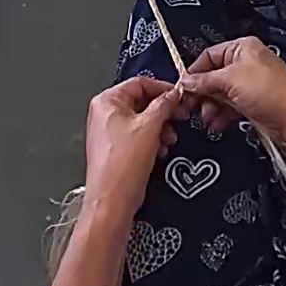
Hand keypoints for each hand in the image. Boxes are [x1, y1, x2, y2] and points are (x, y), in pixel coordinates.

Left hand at [84, 76, 180, 219]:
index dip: (163, 88)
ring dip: (161, 127)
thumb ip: (164, 104)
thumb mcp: (150, 126)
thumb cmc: (122, 164)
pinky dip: (154, 139)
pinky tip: (161, 149)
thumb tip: (174, 93)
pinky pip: (140, 135)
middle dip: (164, 111)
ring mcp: (110, 131)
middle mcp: (105, 113)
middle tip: (180, 116)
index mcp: (107, 101)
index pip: (140, 83)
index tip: (180, 96)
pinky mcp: (117, 148)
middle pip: (143, 101)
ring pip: (144, 119)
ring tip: (169, 138)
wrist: (112, 201)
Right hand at [177, 37, 285, 148]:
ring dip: (210, 106)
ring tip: (206, 120)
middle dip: (202, 93)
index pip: (209, 55)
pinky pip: (230, 105)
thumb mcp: (231, 80)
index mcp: (242, 47)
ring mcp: (250, 83)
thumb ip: (205, 81)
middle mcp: (245, 62)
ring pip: (220, 93)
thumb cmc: (266, 91)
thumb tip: (185, 81)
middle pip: (213, 75)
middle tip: (191, 109)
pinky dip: (222, 114)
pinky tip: (217, 125)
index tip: (182, 90)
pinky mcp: (253, 102)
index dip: (194, 72)